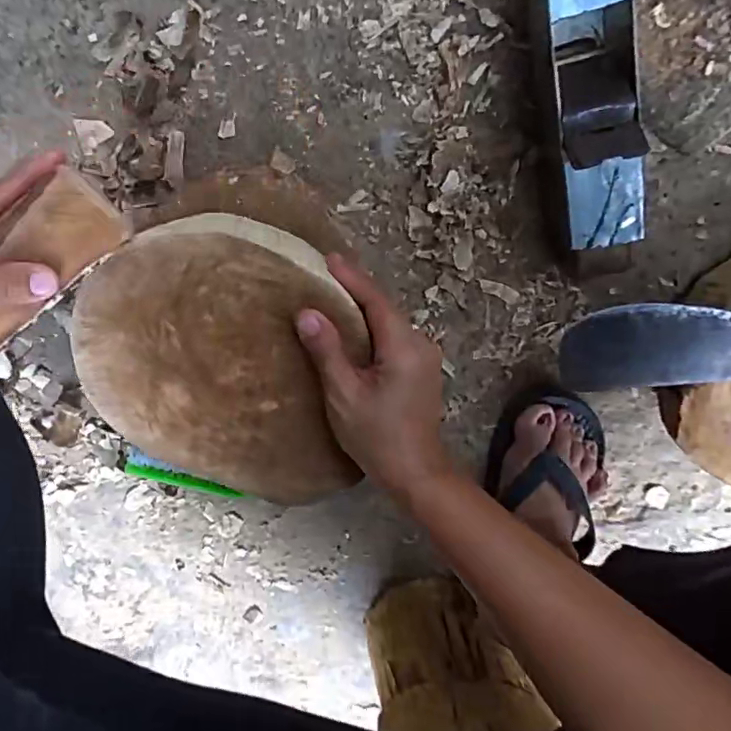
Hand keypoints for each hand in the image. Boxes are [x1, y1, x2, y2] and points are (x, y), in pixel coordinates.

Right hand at [294, 253, 451, 500]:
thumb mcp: (344, 393)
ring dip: (362, 307)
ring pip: (388, 322)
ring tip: (332, 294)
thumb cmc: (377, 435)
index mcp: (403, 346)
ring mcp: (423, 358)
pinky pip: (391, 337)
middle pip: (384, 308)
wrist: (416, 474)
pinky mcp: (419, 370)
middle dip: (355, 288)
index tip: (328, 257)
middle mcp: (419, 344)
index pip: (375, 300)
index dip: (351, 277)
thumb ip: (327, 351)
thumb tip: (307, 312)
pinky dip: (369, 326)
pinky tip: (351, 328)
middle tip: (325, 271)